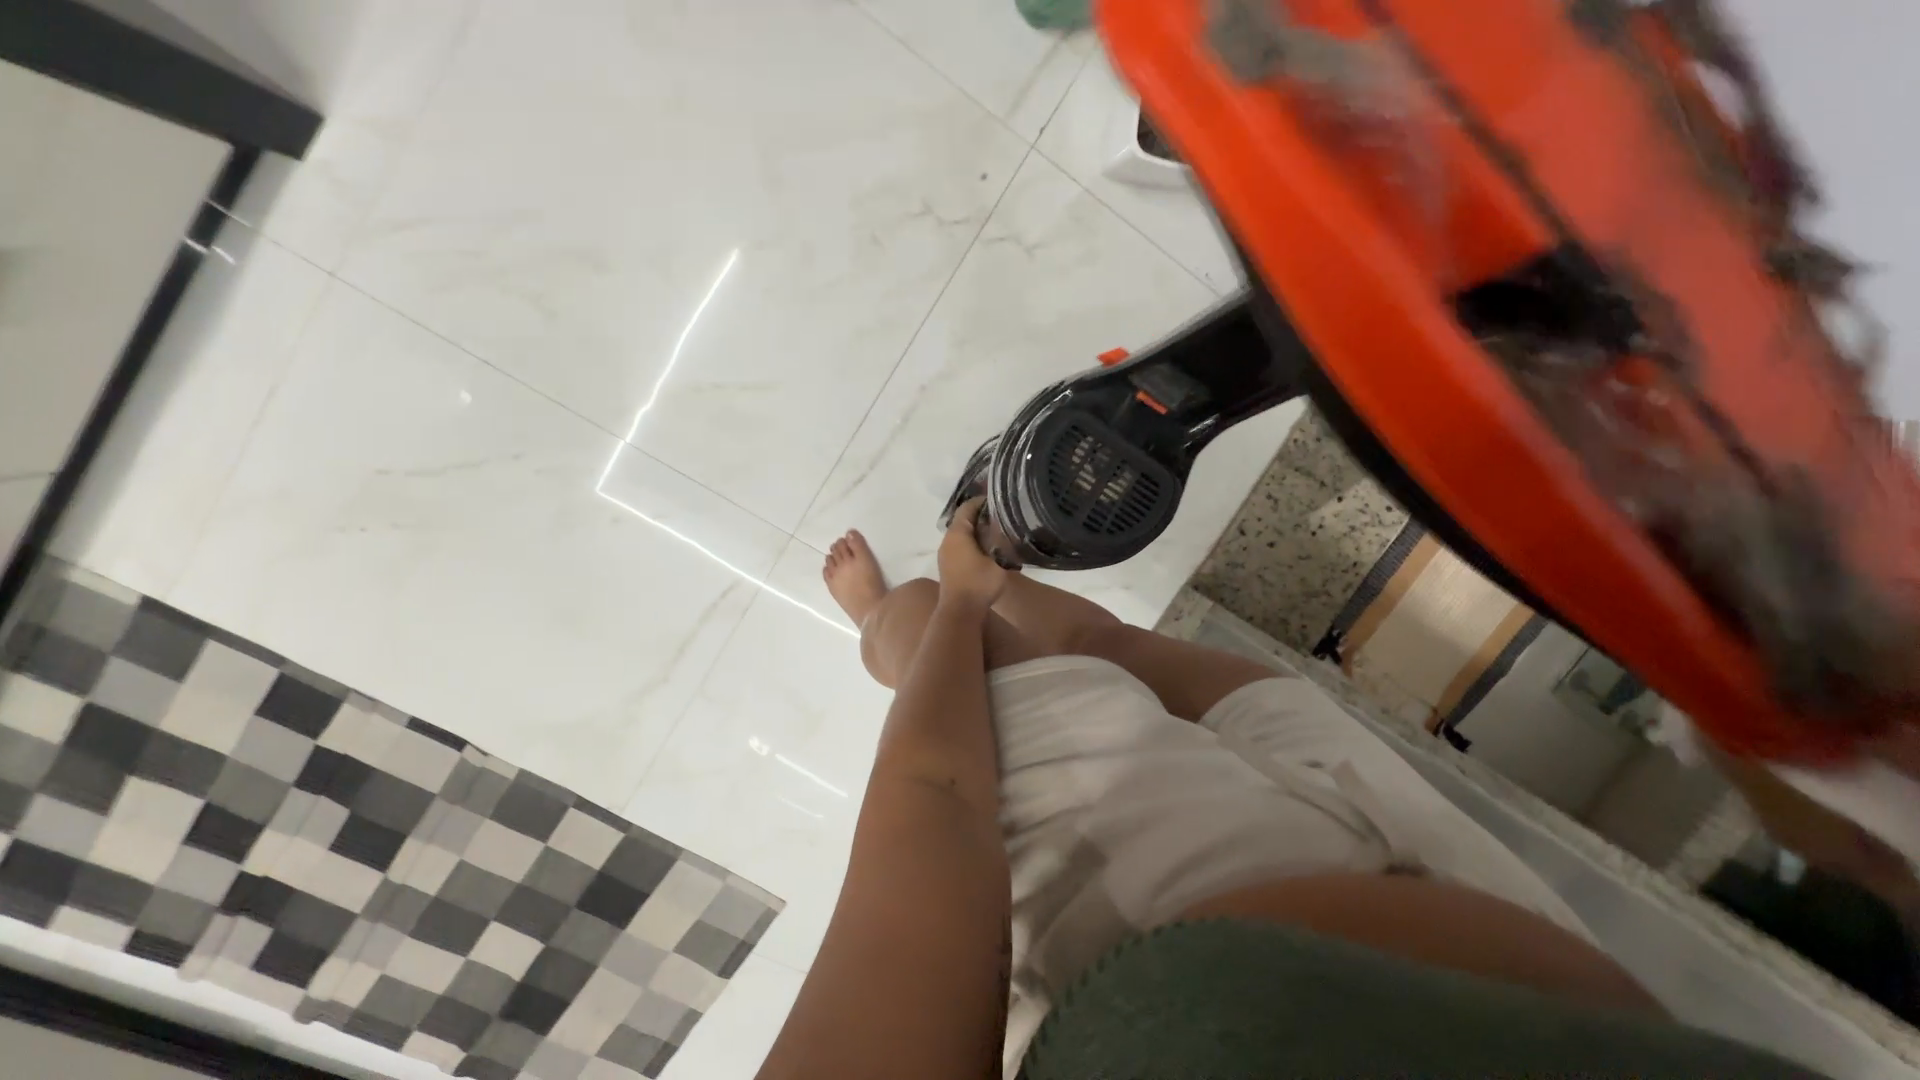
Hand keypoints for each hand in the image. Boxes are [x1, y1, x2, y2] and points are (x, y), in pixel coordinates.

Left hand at [937, 497, 1008, 609]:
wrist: (960, 612)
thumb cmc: (979, 583)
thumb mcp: (999, 561)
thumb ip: (1003, 542)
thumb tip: (1009, 528)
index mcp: (957, 534)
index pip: (967, 507)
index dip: (982, 501)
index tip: (999, 500)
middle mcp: (947, 540)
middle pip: (964, 520)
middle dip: (982, 515)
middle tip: (1003, 515)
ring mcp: (946, 554)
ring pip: (962, 534)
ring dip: (977, 530)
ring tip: (998, 531)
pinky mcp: (948, 566)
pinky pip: (960, 545)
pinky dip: (973, 542)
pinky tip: (988, 549)